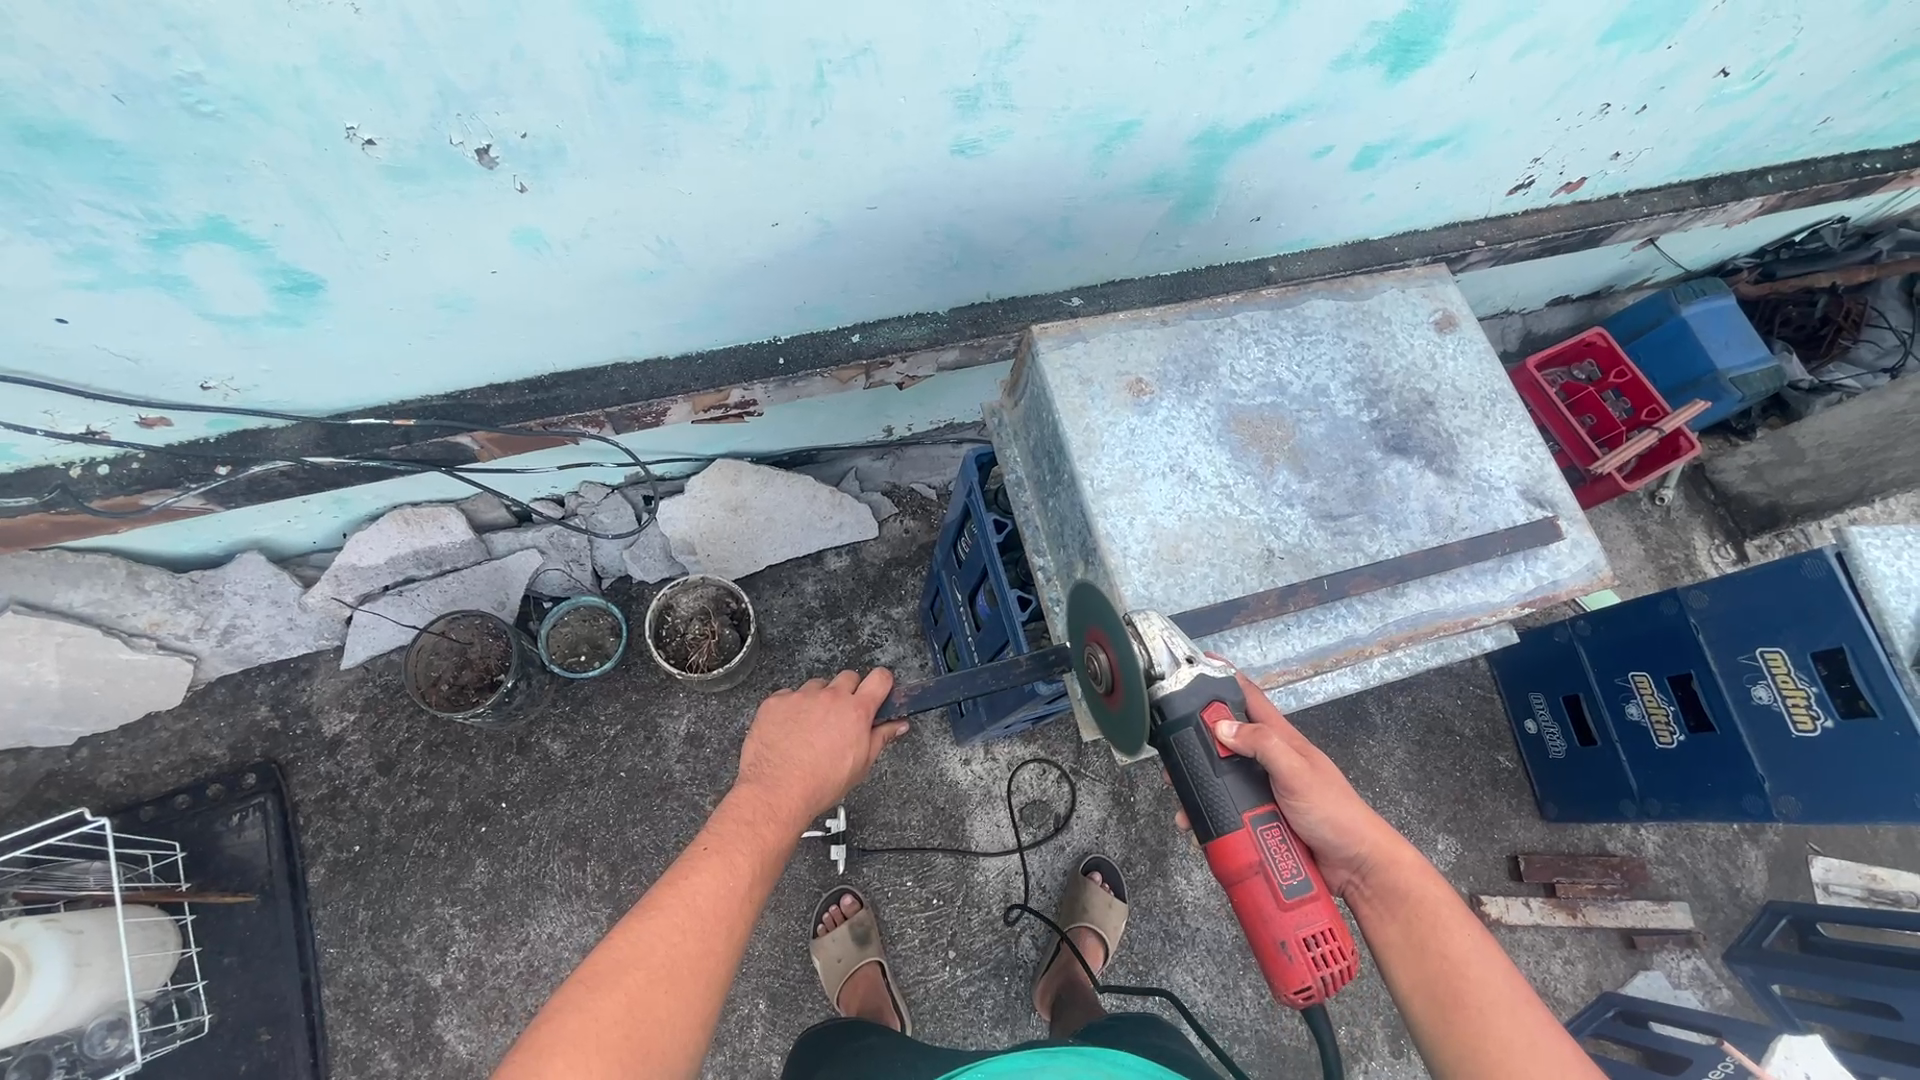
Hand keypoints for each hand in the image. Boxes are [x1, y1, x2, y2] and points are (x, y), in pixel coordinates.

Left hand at [734, 669, 907, 828]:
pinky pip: (789, 695)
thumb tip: (897, 726)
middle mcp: (830, 698)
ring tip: (812, 727)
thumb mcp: (861, 764)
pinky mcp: (777, 702)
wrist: (777, 791)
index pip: (880, 678)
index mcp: (856, 711)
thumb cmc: (818, 783)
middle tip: (843, 715)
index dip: (882, 682)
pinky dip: (792, 707)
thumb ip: (882, 737)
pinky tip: (791, 729)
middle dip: (849, 692)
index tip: (879, 689)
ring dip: (819, 699)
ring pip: (817, 685)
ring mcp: (802, 697)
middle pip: (848, 677)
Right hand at [1175, 669, 1410, 897]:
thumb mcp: (1297, 772)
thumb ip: (1262, 745)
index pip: (1250, 699)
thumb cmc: (1334, 812)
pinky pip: (1227, 813)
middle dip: (1197, 747)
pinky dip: (1210, 819)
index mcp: (1281, 740)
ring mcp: (1264, 791)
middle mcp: (1269, 761)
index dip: (1226, 680)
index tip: (1200, 665)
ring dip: (1199, 791)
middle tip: (1171, 759)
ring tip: (1181, 807)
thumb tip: (1220, 725)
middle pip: (1225, 743)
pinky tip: (1198, 830)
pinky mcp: (1261, 819)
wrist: (1355, 867)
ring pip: (1221, 782)